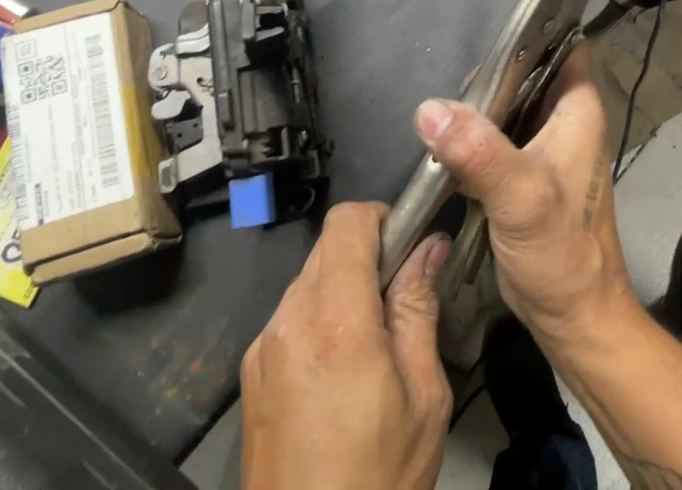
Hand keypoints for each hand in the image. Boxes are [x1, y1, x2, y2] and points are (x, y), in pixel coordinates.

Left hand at [241, 203, 451, 489]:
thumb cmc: (380, 475)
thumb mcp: (424, 396)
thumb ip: (419, 310)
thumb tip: (430, 246)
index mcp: (335, 321)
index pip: (347, 223)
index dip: (382, 219)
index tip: (409, 246)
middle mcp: (288, 321)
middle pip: (327, 250)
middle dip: (368, 257)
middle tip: (402, 299)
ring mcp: (263, 346)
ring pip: (308, 281)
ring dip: (344, 289)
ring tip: (375, 343)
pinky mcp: (251, 371)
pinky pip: (291, 317)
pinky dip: (320, 319)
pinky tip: (342, 370)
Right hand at [415, 43, 634, 345]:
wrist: (573, 316)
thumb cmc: (562, 253)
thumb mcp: (523, 198)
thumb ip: (481, 152)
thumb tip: (429, 110)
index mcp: (579, 112)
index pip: (562, 46)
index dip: (531, 32)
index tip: (487, 33)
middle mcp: (566, 122)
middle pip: (526, 74)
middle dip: (491, 74)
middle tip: (452, 84)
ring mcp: (544, 149)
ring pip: (508, 107)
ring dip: (478, 107)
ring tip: (441, 109)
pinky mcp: (523, 175)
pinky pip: (496, 139)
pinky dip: (473, 136)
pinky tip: (445, 140)